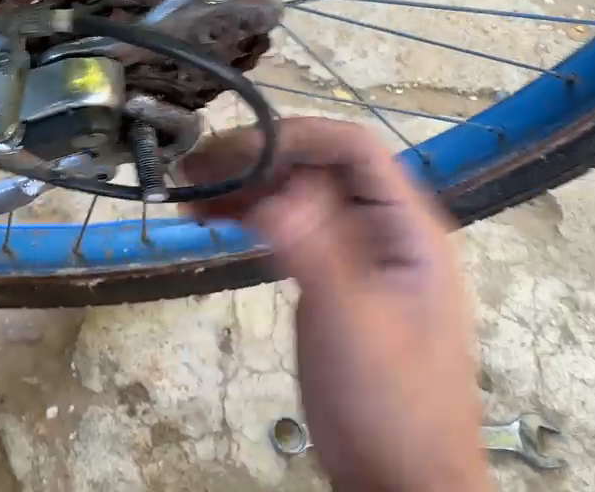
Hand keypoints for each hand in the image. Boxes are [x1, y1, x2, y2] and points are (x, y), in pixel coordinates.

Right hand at [182, 118, 487, 491]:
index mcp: (406, 227)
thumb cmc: (391, 405)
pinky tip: (209, 219)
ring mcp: (353, 251)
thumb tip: (271, 191)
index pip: (353, 149)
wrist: (401, 485)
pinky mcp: (327, 276)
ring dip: (244, 184)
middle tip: (195, 168)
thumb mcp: (354, 324)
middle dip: (256, 158)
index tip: (235, 148)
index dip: (295, 136)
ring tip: (188, 191)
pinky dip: (247, 216)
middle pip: (316, 166)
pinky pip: (286, 227)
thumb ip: (316, 250)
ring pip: (295, 193)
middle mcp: (380, 227)